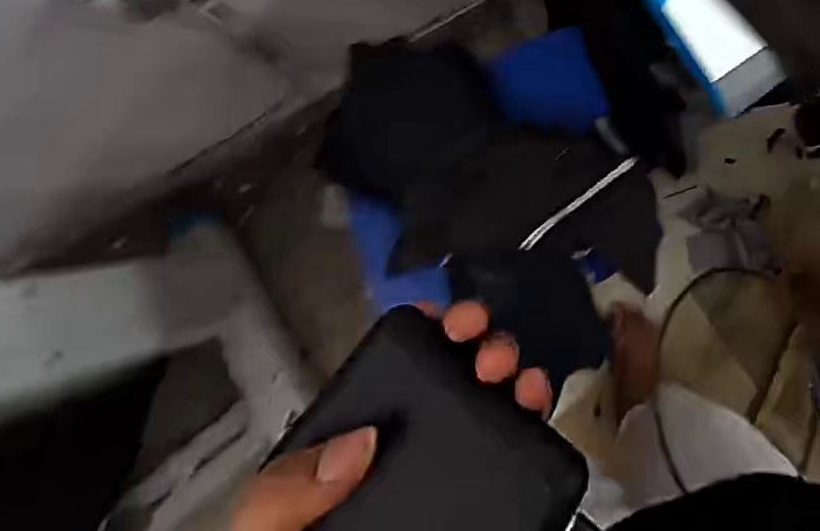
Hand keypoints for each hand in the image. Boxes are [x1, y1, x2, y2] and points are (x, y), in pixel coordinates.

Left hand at [230, 301, 552, 530]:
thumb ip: (287, 491)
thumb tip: (358, 442)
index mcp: (352, 447)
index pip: (391, 370)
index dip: (422, 331)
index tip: (441, 317)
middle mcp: (405, 449)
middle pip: (449, 374)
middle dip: (475, 341)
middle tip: (483, 344)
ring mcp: (447, 474)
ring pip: (488, 401)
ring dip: (509, 371)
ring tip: (514, 373)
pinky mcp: (484, 502)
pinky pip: (515, 446)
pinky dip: (531, 413)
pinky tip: (533, 403)